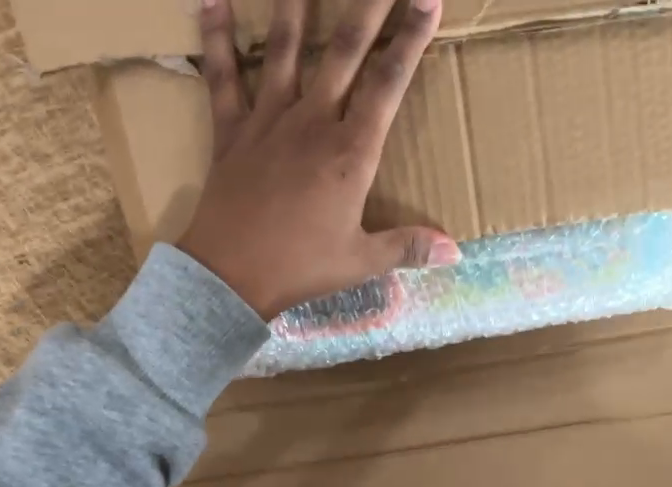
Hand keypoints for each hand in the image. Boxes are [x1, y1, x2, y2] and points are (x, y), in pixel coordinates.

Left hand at [176, 0, 459, 319]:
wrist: (231, 274)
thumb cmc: (301, 268)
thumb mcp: (361, 261)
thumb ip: (408, 247)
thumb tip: (455, 252)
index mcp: (351, 153)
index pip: (388, 83)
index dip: (410, 39)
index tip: (427, 0)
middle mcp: (312, 122)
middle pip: (345, 49)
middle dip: (369, 4)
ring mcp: (268, 120)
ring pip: (286, 47)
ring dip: (297, 2)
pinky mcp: (231, 130)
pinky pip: (223, 75)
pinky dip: (216, 36)